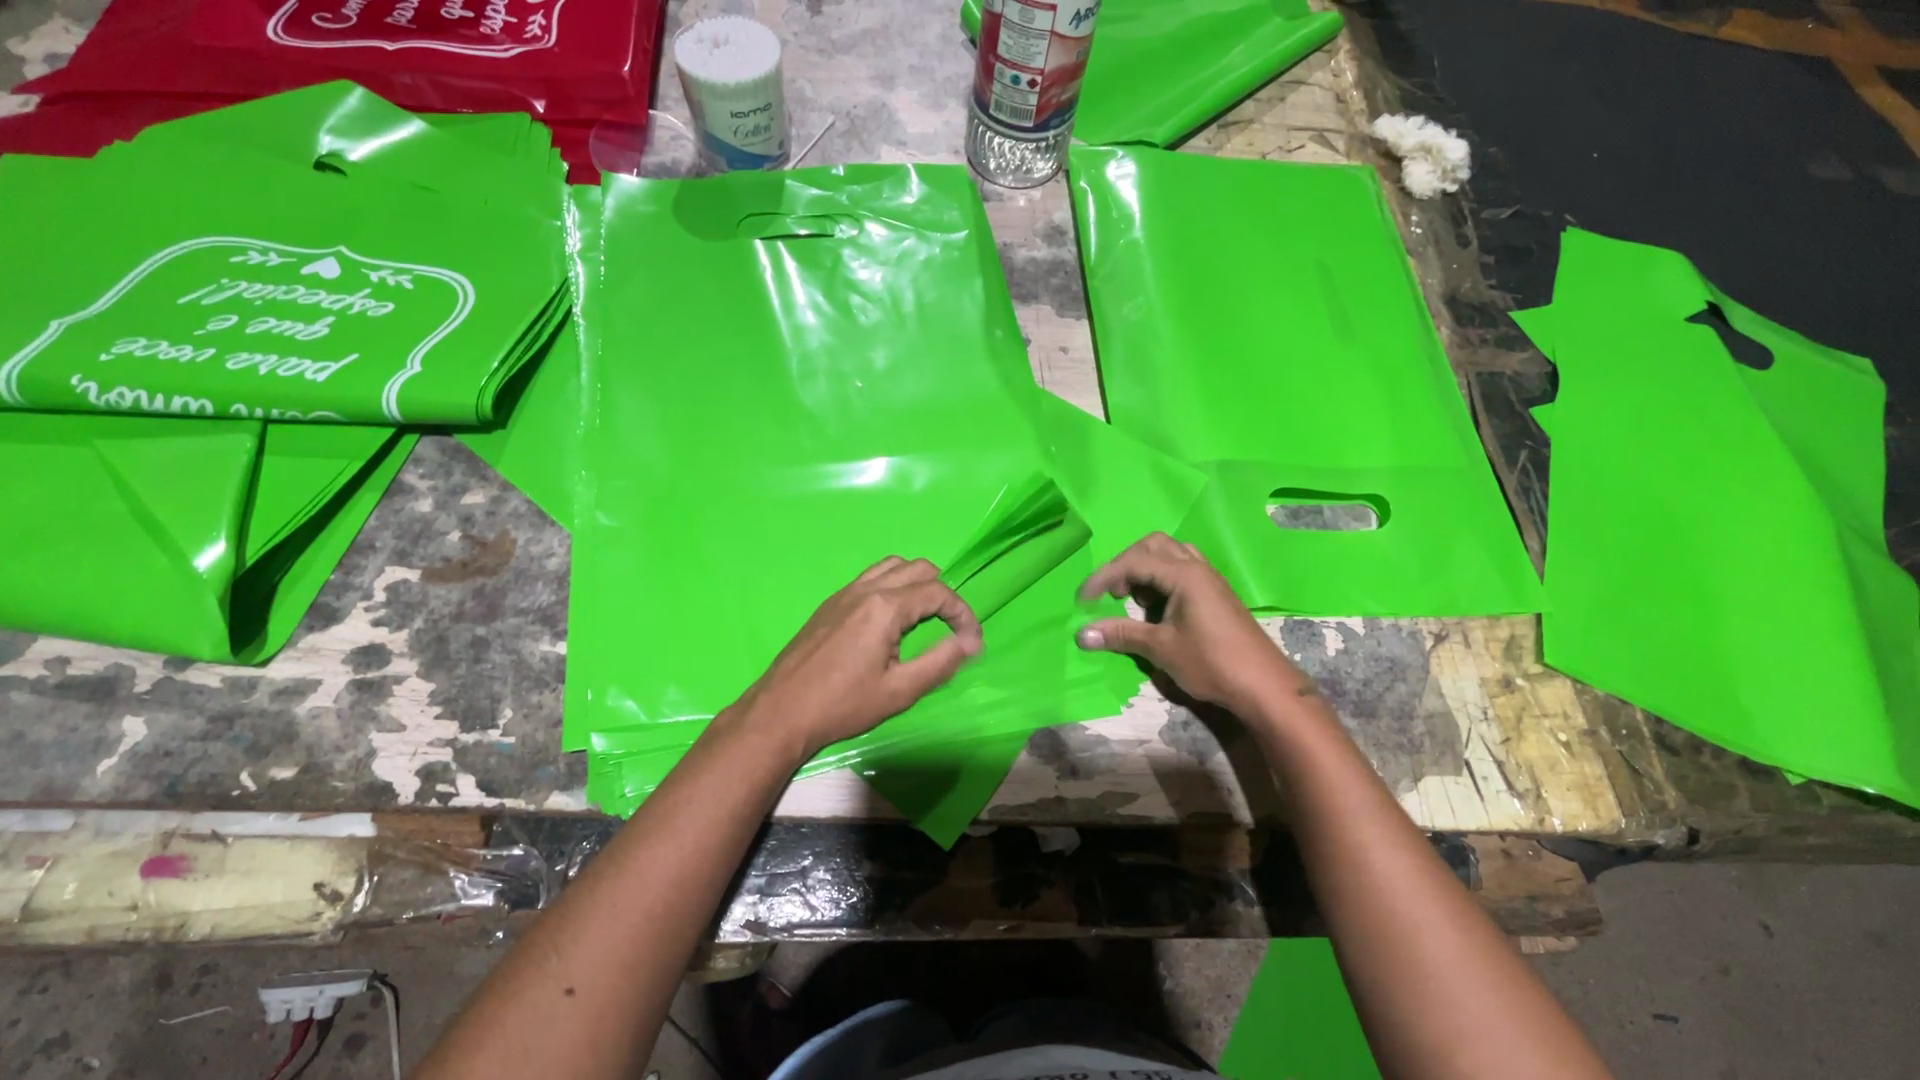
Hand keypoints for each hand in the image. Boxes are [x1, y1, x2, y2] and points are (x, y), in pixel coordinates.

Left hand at [728, 556, 983, 758]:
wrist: (782, 712)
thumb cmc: (843, 705)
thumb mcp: (900, 691)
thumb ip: (940, 662)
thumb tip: (968, 643)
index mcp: (885, 608)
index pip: (939, 593)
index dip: (964, 615)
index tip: (972, 643)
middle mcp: (866, 589)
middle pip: (919, 568)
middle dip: (943, 594)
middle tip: (950, 628)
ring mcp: (844, 593)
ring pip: (893, 567)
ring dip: (916, 584)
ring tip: (924, 619)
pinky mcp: (830, 604)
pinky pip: (871, 579)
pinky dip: (892, 587)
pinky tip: (890, 622)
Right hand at [1075, 533, 1305, 715]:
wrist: (1263, 684)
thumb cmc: (1211, 663)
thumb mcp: (1160, 649)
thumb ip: (1121, 635)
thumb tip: (1081, 634)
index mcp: (1184, 574)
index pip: (1134, 561)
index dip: (1104, 578)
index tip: (1083, 601)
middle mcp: (1197, 567)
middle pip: (1153, 545)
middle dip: (1126, 564)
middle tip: (1114, 594)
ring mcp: (1209, 578)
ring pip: (1170, 554)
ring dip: (1145, 568)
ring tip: (1134, 599)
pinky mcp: (1215, 593)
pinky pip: (1182, 568)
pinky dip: (1162, 578)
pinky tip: (1158, 608)